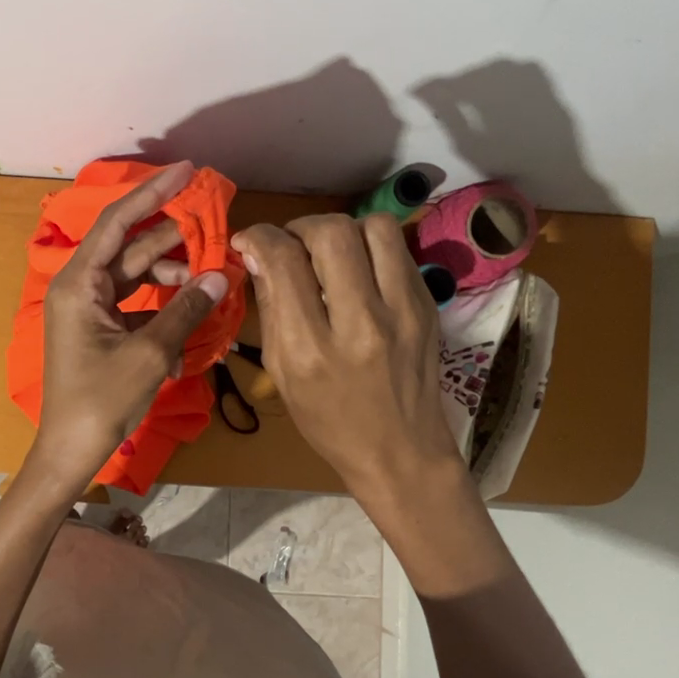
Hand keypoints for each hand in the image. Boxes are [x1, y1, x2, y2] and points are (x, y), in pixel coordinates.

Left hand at [31, 162, 229, 487]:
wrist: (71, 450)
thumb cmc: (102, 401)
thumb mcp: (149, 353)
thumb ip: (185, 311)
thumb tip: (218, 278)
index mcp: (78, 284)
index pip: (116, 223)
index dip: (152, 193)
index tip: (187, 171)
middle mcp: (78, 289)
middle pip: (128, 247)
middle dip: (169, 236)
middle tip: (210, 222)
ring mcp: (87, 311)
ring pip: (133, 276)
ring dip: (170, 274)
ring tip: (207, 275)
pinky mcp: (98, 333)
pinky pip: (133, 305)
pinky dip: (160, 306)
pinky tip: (190, 314)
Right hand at [231, 213, 462, 493]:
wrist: (401, 450)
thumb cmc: (328, 421)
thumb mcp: (281, 374)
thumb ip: (271, 309)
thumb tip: (257, 256)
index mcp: (311, 349)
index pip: (284, 261)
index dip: (261, 237)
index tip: (250, 240)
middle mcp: (359, 323)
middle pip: (332, 233)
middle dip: (301, 227)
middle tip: (292, 245)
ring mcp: (403, 311)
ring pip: (375, 227)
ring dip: (343, 230)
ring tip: (330, 252)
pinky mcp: (427, 305)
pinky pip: (399, 250)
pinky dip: (372, 248)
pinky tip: (360, 271)